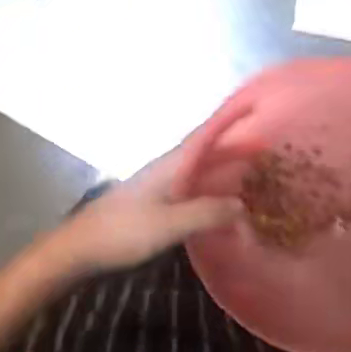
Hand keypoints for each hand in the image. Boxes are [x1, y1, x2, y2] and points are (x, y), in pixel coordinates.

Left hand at [40, 101, 252, 276]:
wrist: (81, 247)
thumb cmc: (123, 231)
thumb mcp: (169, 224)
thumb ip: (206, 212)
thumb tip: (243, 205)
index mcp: (172, 164)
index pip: (206, 132)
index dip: (229, 118)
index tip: (253, 104)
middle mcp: (168, 168)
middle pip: (207, 150)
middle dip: (236, 146)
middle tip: (269, 149)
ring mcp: (161, 185)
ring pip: (200, 170)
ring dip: (225, 169)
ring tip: (254, 174)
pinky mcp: (156, 203)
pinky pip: (193, 189)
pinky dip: (212, 190)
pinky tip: (223, 206)